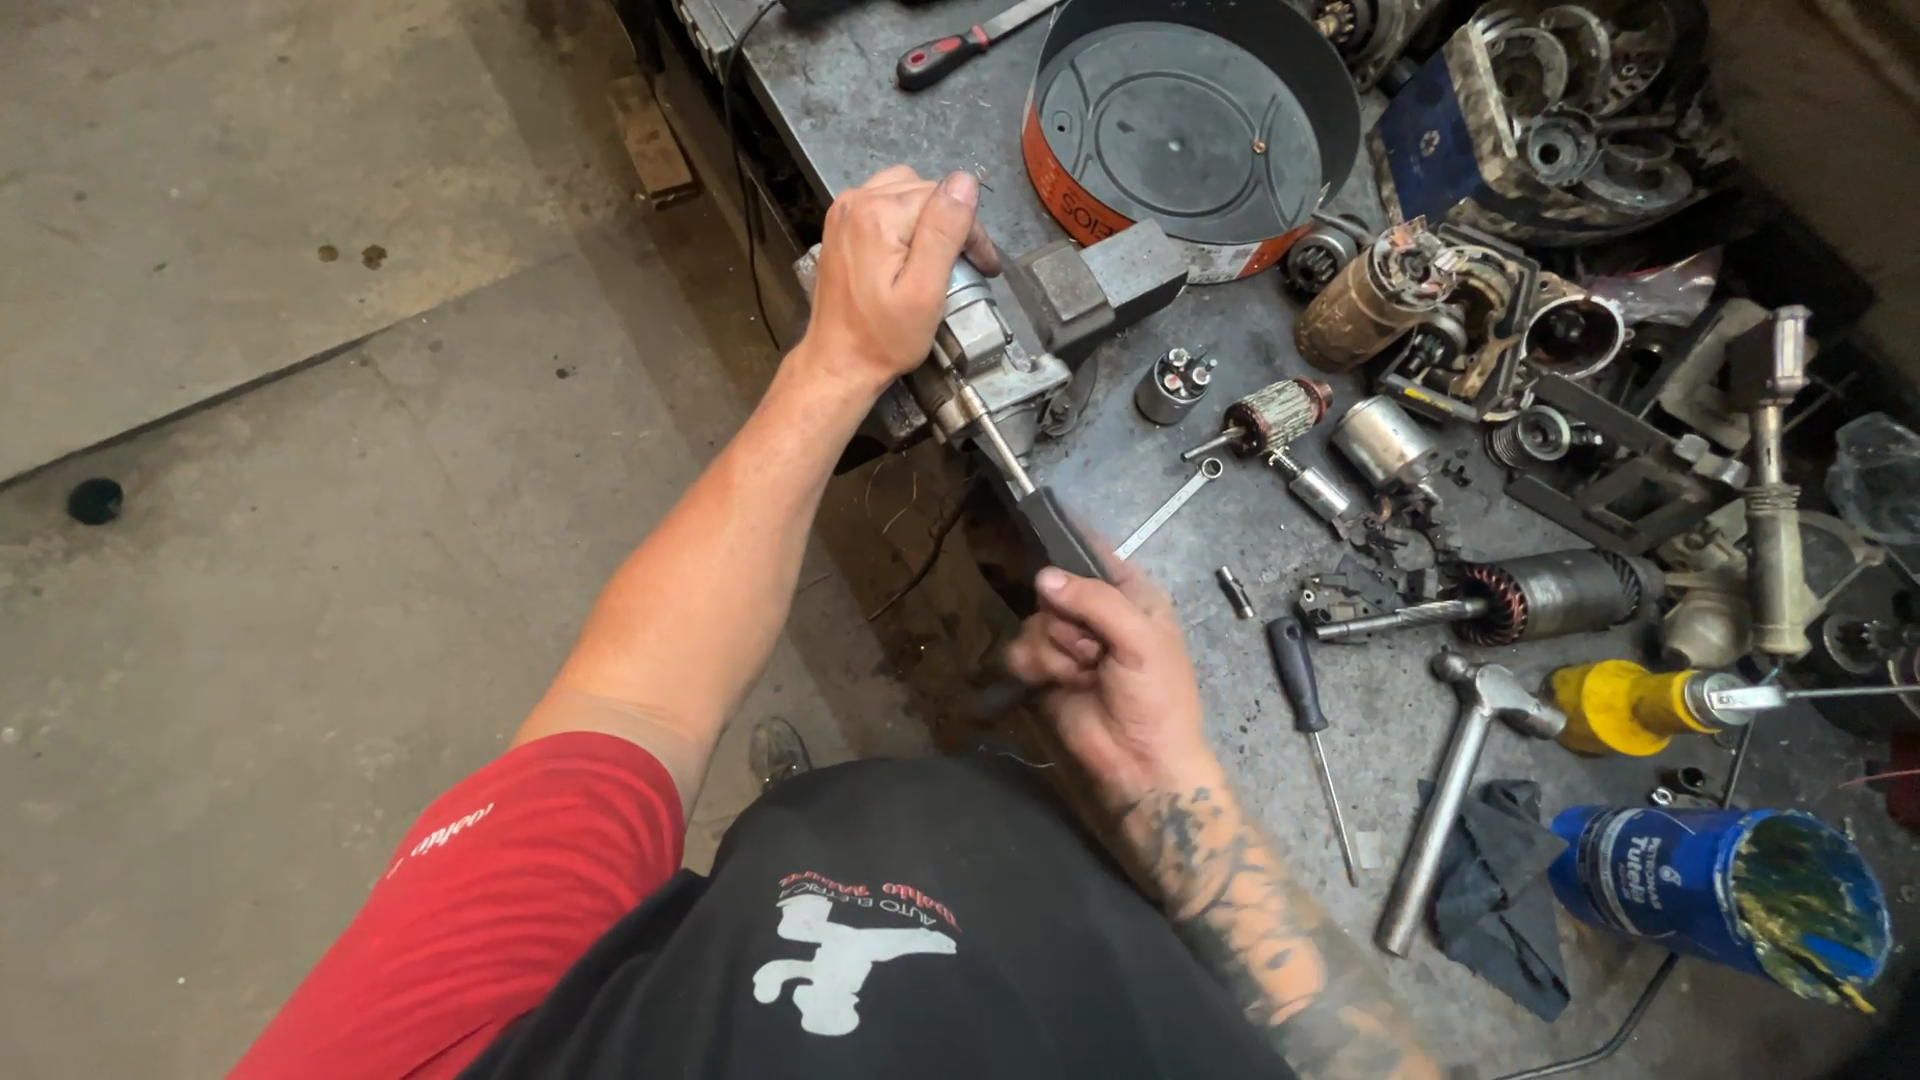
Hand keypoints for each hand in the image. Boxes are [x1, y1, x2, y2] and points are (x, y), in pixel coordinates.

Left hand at [799, 165, 1001, 389]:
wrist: (839, 362)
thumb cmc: (884, 339)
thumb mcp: (924, 292)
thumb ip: (944, 233)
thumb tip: (965, 181)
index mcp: (878, 215)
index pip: (942, 196)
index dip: (971, 229)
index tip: (985, 266)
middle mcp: (856, 201)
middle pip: (923, 190)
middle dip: (952, 222)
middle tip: (970, 264)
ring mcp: (844, 212)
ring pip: (904, 192)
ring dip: (930, 218)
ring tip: (944, 256)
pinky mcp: (841, 227)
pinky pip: (883, 204)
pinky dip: (905, 221)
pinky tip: (913, 251)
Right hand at [1005, 561, 1220, 808]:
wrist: (1141, 761)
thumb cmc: (1157, 695)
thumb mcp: (1139, 640)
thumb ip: (1095, 602)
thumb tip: (1043, 578)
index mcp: (1131, 596)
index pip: (1094, 555)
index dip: (1070, 548)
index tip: (1044, 544)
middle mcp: (1097, 614)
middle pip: (1055, 590)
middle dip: (1067, 621)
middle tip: (1092, 649)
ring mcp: (1069, 643)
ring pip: (1035, 621)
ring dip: (1056, 651)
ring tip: (1083, 675)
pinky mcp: (1046, 670)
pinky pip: (1020, 649)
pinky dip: (1034, 666)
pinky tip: (1054, 682)